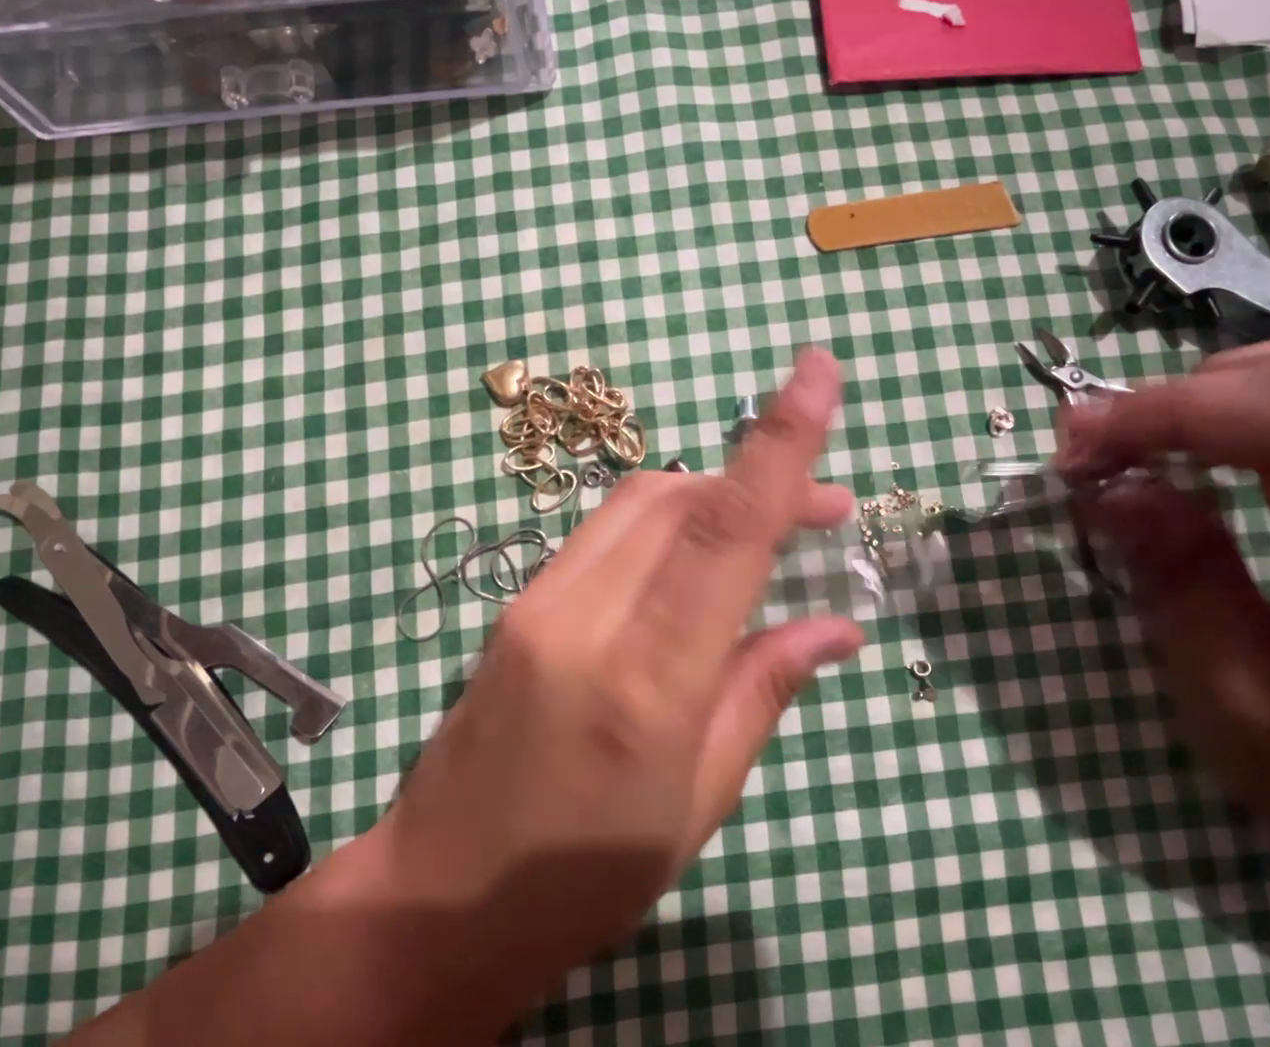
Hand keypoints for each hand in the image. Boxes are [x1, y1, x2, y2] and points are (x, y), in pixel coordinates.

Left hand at [362, 348, 863, 1034]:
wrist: (435, 897)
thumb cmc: (581, 879)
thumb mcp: (697, 804)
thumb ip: (761, 695)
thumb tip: (834, 625)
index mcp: (645, 683)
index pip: (723, 535)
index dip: (778, 447)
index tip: (817, 372)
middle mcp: (583, 619)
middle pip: (677, 498)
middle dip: (757, 474)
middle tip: (828, 509)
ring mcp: (534, 606)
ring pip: (634, 505)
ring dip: (709, 494)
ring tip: (771, 528)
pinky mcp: (511, 608)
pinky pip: (601, 538)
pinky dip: (661, 524)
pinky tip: (694, 562)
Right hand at [1059, 335, 1269, 967]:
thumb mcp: (1230, 702)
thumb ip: (1179, 582)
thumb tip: (1116, 488)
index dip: (1180, 410)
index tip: (1078, 440)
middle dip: (1189, 393)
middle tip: (1095, 444)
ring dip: (1229, 386)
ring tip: (1147, 438)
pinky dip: (1264, 404)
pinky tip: (1213, 446)